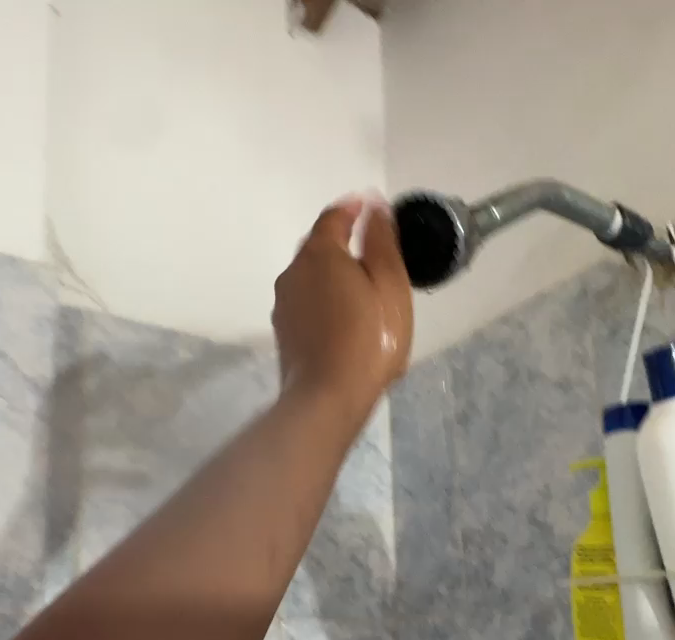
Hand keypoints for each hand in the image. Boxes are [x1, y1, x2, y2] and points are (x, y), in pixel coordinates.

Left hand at [272, 195, 413, 414]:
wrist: (327, 398)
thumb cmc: (368, 341)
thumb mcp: (390, 287)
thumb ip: (382, 242)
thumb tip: (374, 207)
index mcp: (320, 253)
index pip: (334, 216)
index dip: (354, 208)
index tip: (370, 206)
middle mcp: (293, 271)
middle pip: (317, 246)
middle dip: (341, 242)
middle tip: (369, 250)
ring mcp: (284, 304)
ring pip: (310, 277)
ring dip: (332, 275)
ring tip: (359, 288)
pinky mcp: (284, 332)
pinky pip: (307, 303)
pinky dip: (324, 300)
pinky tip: (342, 318)